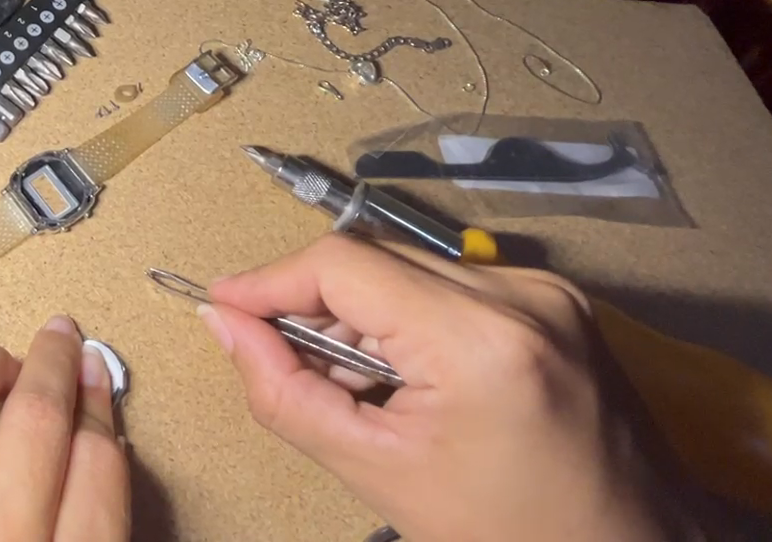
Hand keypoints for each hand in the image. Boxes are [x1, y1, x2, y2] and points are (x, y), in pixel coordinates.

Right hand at [200, 235, 684, 541]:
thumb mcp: (377, 473)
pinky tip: (393, 365)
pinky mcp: (550, 298)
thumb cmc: (511, 539)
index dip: (269, 280)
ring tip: (343, 373)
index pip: (339, 264)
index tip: (222, 305)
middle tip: (275, 349)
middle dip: (306, 298)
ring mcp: (542, 290)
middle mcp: (518, 293)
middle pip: (365, 257)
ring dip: (349, 306)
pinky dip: (395, 311)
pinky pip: (437, 279)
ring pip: (397, 264)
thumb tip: (221, 321)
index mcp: (480, 340)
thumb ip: (282, 391)